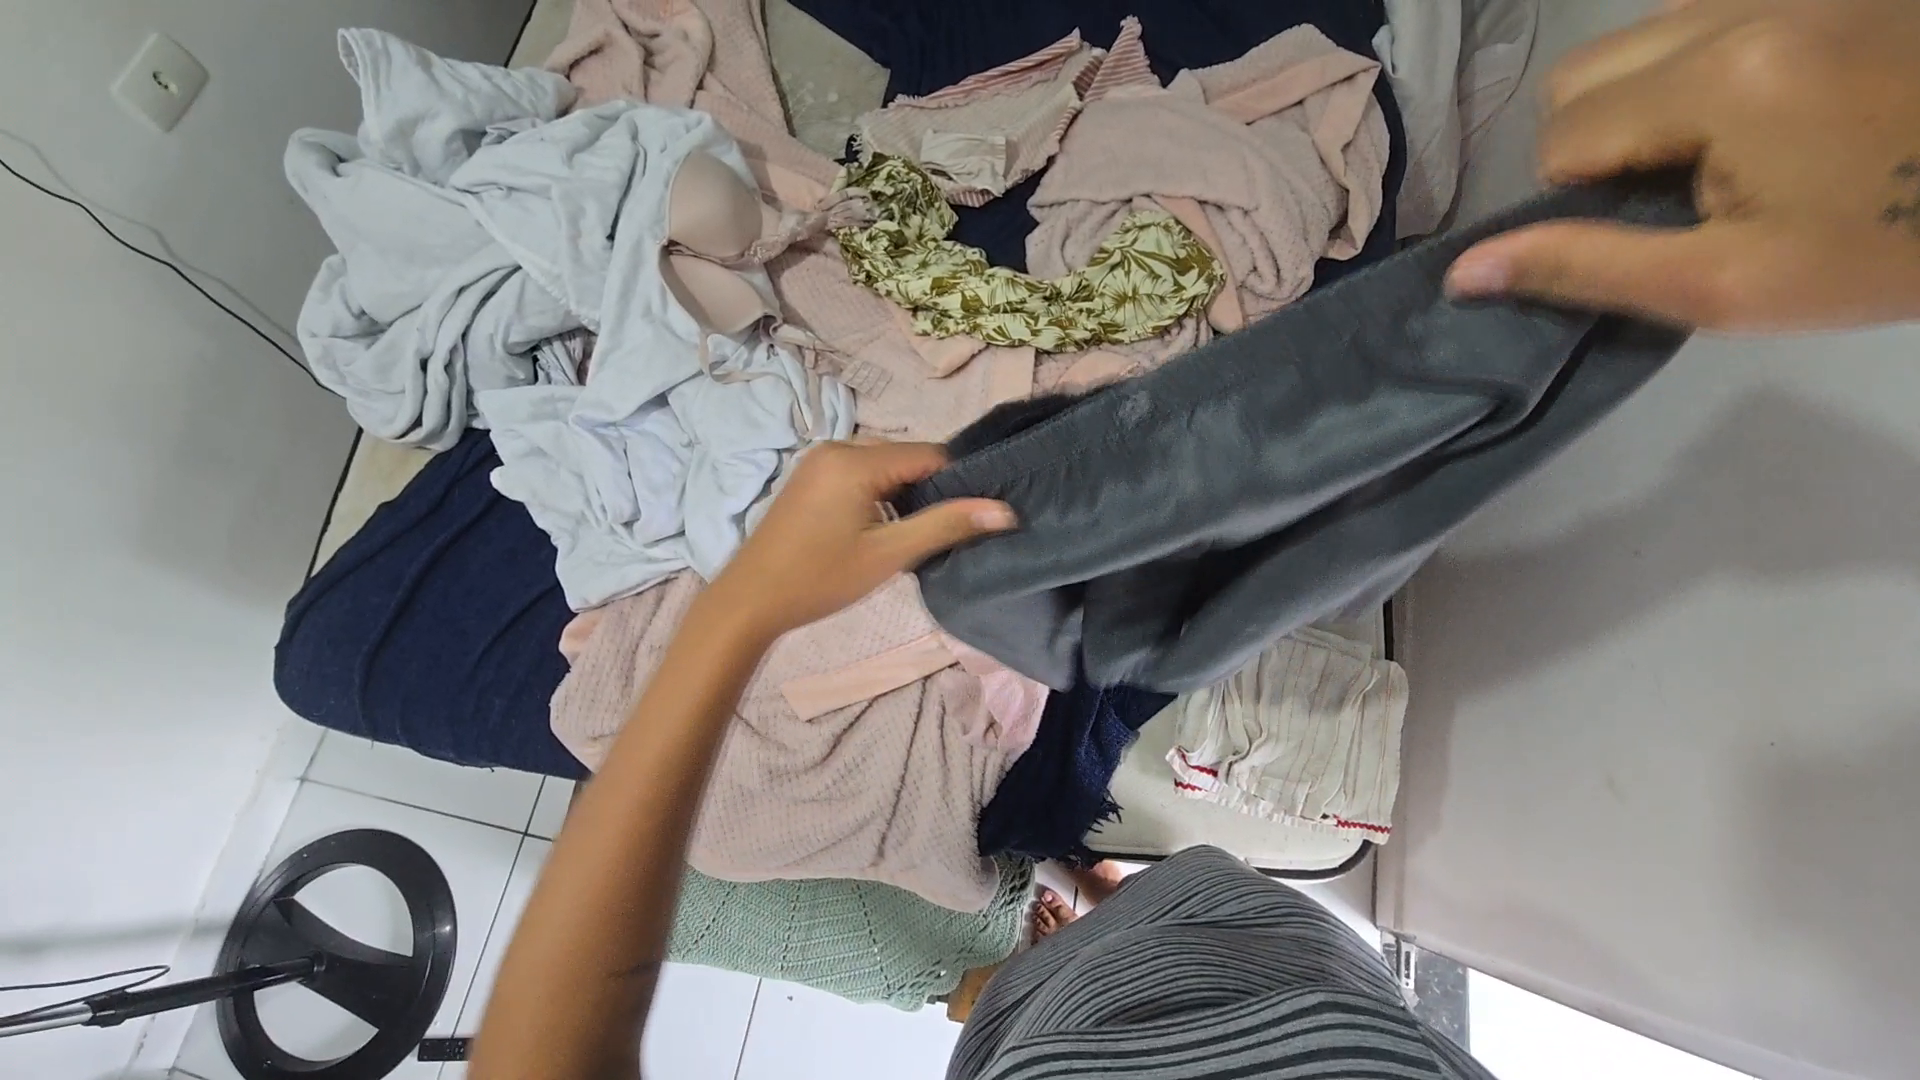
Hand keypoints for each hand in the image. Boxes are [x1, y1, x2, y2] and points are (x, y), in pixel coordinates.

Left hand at [699, 441, 1014, 640]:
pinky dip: (879, 495)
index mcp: (854, 459)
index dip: (958, 483)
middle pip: (905, 458)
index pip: (929, 455)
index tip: (973, 515)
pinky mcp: (808, 479)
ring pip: (883, 467)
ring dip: (904, 495)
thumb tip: (1005, 511)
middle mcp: (835, 447)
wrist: (749, 601)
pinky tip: (881, 529)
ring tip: (913, 534)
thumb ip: (946, 526)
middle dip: (929, 489)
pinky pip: (859, 475)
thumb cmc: (819, 578)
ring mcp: (817, 462)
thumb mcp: (889, 554)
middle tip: (944, 531)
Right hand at [1446, 0, 1919, 331]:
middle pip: (1581, 74)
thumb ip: (1582, 268)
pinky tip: (1756, 102)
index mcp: (1722, 78)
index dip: (1580, 197)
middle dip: (1595, 139)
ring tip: (1718, 144)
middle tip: (1671, 187)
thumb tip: (1462, 271)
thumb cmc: (1896, 246)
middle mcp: (1748, 2)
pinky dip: (1691, 64)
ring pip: (1633, 39)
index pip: (1562, 137)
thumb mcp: (1723, 287)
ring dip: (1639, 100)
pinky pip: (1699, 15)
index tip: (1656, 225)